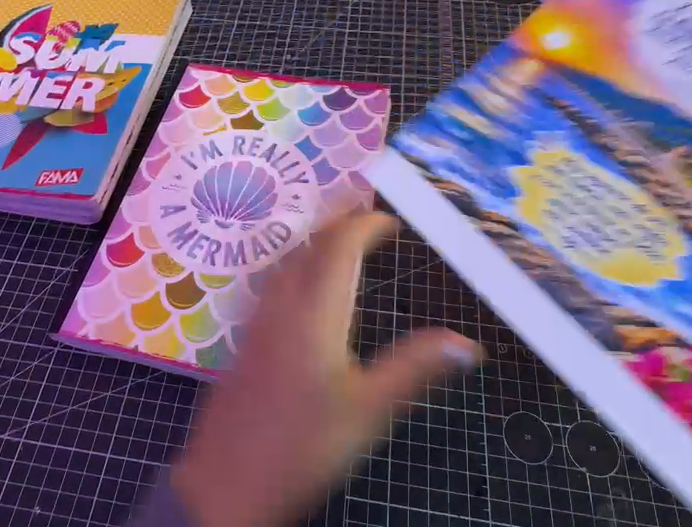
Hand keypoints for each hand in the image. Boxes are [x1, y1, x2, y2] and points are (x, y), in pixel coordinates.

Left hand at [171, 211, 482, 526]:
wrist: (226, 482)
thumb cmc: (303, 446)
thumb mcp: (369, 411)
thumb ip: (415, 369)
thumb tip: (466, 343)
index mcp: (316, 311)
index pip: (339, 247)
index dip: (364, 225)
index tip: (390, 219)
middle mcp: (283, 303)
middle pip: (310, 243)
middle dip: (339, 219)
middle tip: (367, 209)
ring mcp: (260, 318)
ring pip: (289, 258)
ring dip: (317, 237)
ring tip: (341, 233)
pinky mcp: (248, 337)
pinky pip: (276, 277)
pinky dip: (299, 260)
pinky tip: (303, 279)